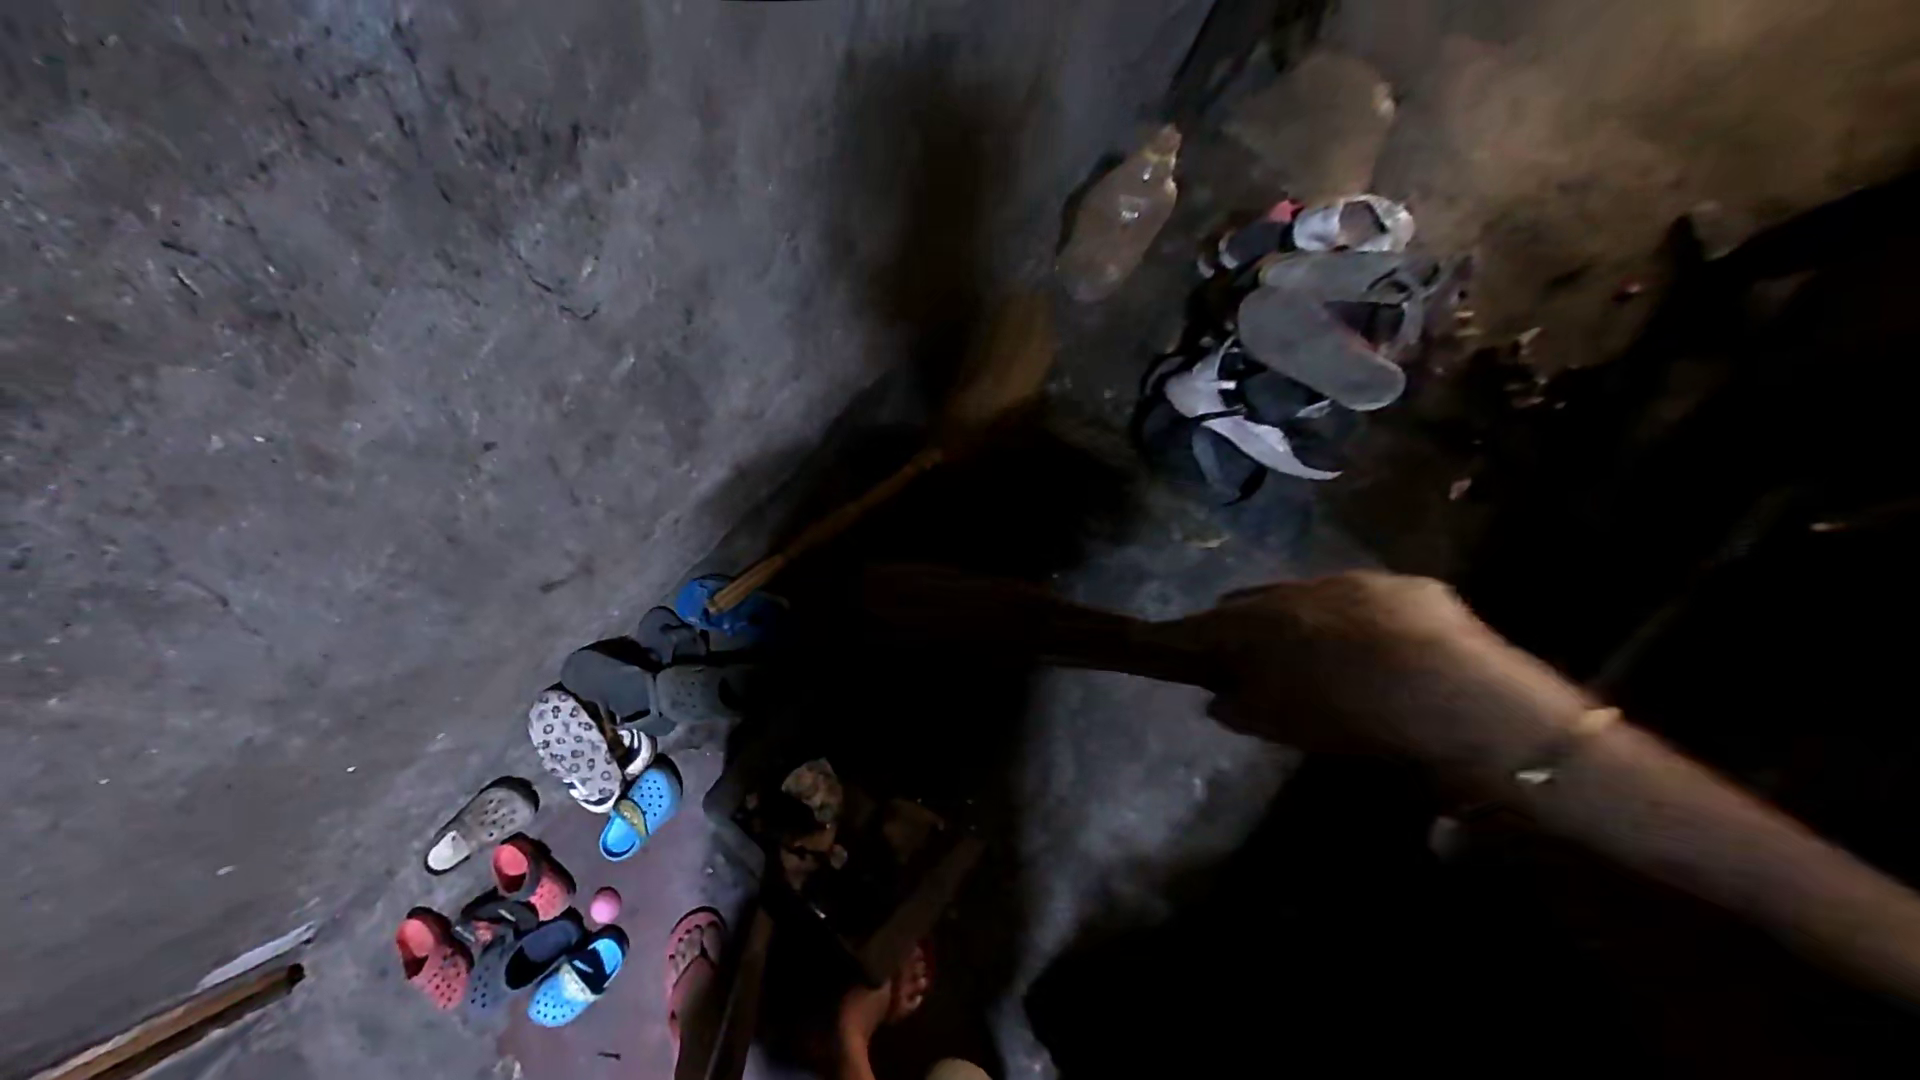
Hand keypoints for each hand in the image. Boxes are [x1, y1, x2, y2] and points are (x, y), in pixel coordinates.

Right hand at [1164, 571, 1589, 766]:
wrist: (1466, 705)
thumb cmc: (1354, 720)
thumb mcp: (1283, 725)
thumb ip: (1241, 708)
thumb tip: (1220, 698)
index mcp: (1257, 624)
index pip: (1199, 626)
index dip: (1173, 637)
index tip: (1157, 644)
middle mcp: (1294, 590)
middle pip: (1247, 601)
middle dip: (1237, 623)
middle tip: (1242, 651)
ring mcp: (1351, 580)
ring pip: (1303, 593)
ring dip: (1296, 616)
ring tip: (1311, 647)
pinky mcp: (1403, 583)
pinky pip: (1361, 595)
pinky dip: (1354, 617)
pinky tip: (1375, 644)